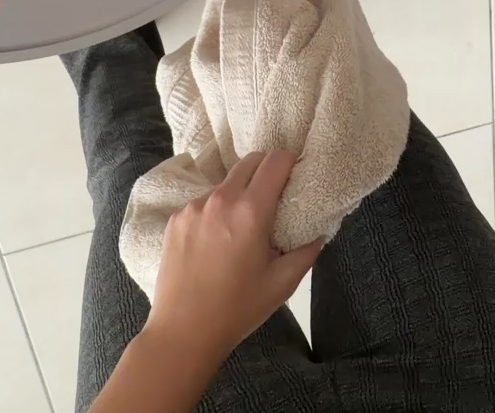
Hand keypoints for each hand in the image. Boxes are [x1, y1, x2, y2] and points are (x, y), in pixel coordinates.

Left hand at [143, 150, 321, 364]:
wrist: (182, 334)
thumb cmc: (237, 309)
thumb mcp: (283, 283)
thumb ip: (307, 250)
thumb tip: (318, 230)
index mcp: (251, 211)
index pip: (276, 161)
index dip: (290, 163)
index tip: (294, 177)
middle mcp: (221, 199)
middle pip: (251, 161)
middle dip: (266, 170)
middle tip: (273, 196)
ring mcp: (194, 207)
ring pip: (226, 183)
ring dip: (239, 192)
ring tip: (239, 227)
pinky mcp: (176, 218)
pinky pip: (203, 202)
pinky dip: (215, 211)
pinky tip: (214, 241)